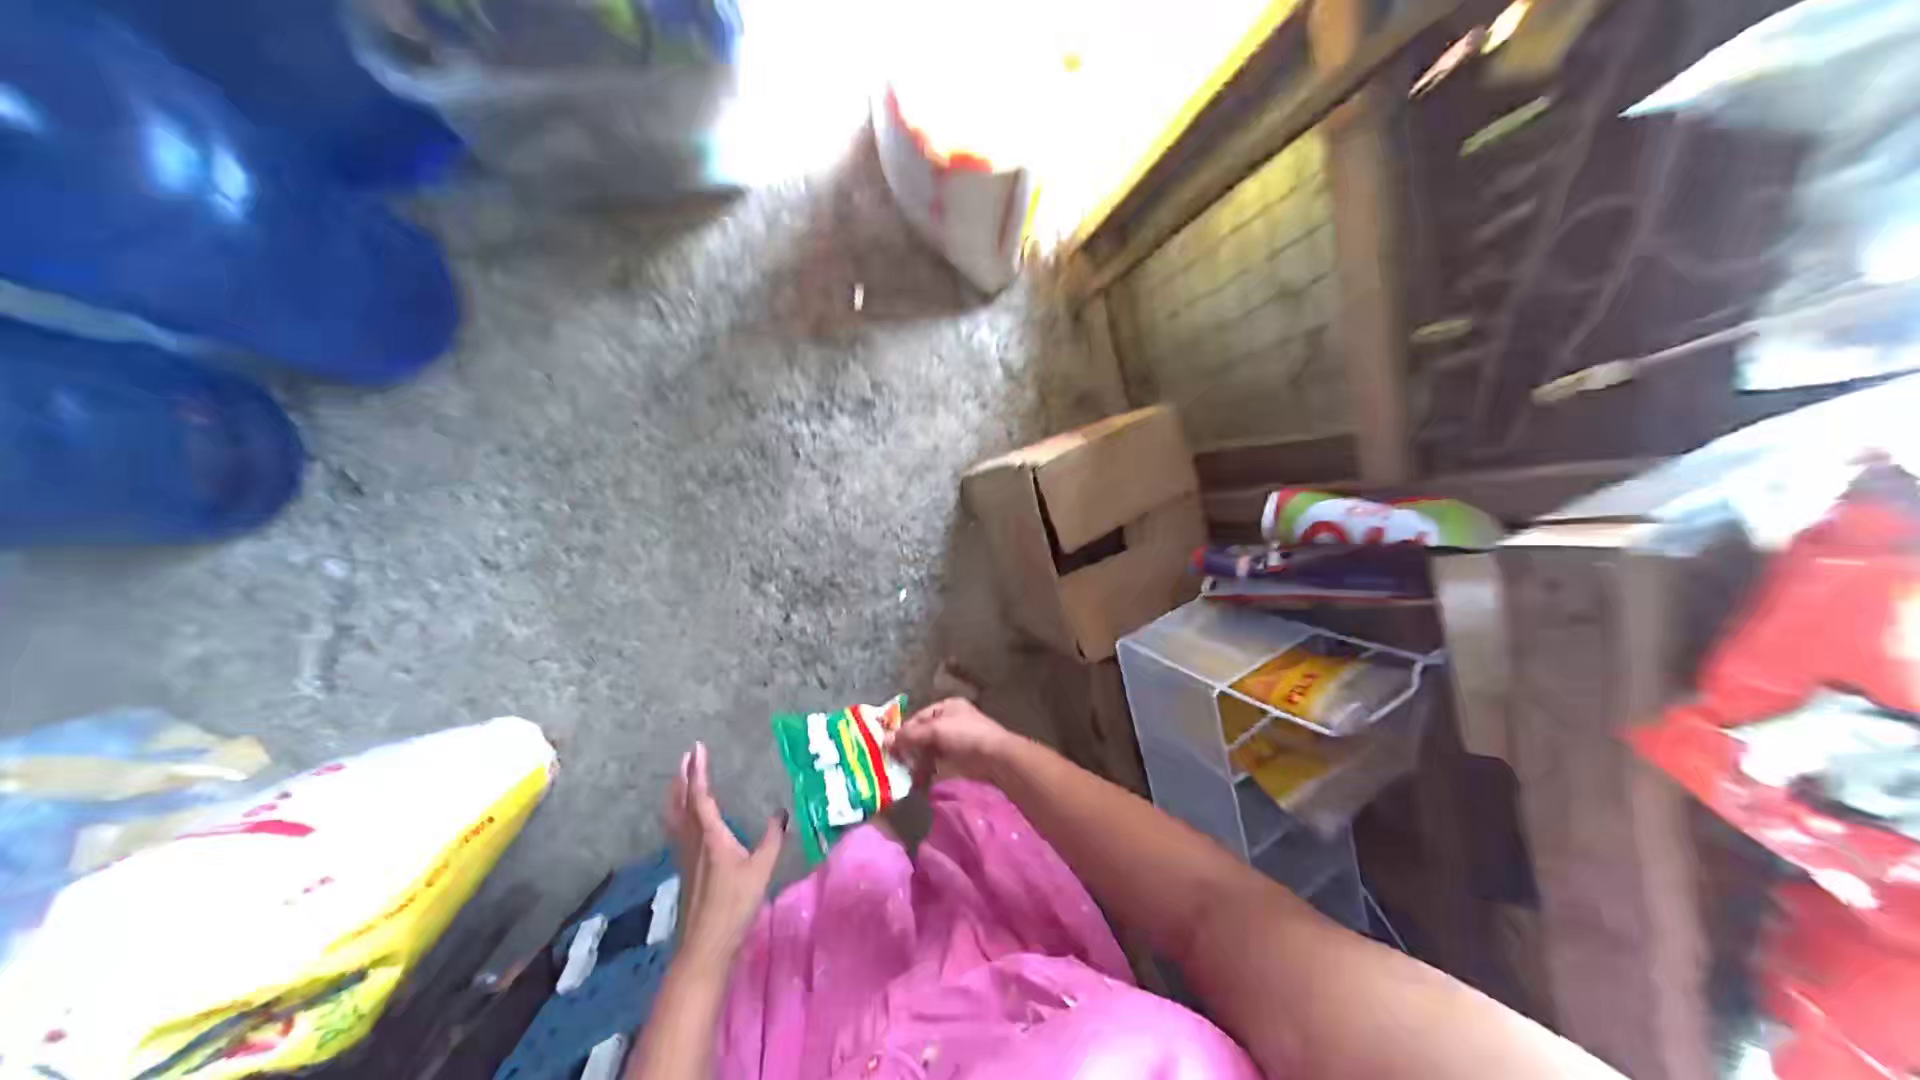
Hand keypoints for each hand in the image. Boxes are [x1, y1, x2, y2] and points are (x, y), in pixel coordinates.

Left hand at [663, 741, 786, 965]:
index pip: (701, 796)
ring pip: (675, 817)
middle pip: (681, 803)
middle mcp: (693, 841)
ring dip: (676, 794)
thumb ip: (772, 839)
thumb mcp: (762, 869)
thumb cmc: (734, 905)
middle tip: (687, 756)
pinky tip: (686, 818)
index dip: (698, 771)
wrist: (705, 945)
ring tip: (681, 779)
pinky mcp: (685, 868)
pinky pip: (677, 830)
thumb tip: (781, 812)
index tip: (697, 749)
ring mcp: (685, 856)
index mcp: (711, 836)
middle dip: (683, 777)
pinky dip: (678, 813)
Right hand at [890, 698, 1021, 782]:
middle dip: (910, 749)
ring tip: (908, 774)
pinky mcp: (960, 760)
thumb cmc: (966, 736)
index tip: (890, 747)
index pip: (919, 717)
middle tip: (897, 763)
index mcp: (948, 706)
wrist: (996, 758)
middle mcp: (951, 721)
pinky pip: (938, 763)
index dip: (904, 731)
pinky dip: (928, 770)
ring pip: (930, 751)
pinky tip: (919, 779)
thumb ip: (910, 735)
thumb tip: (886, 741)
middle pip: (923, 735)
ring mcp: (957, 741)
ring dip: (918, 762)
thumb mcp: (935, 730)